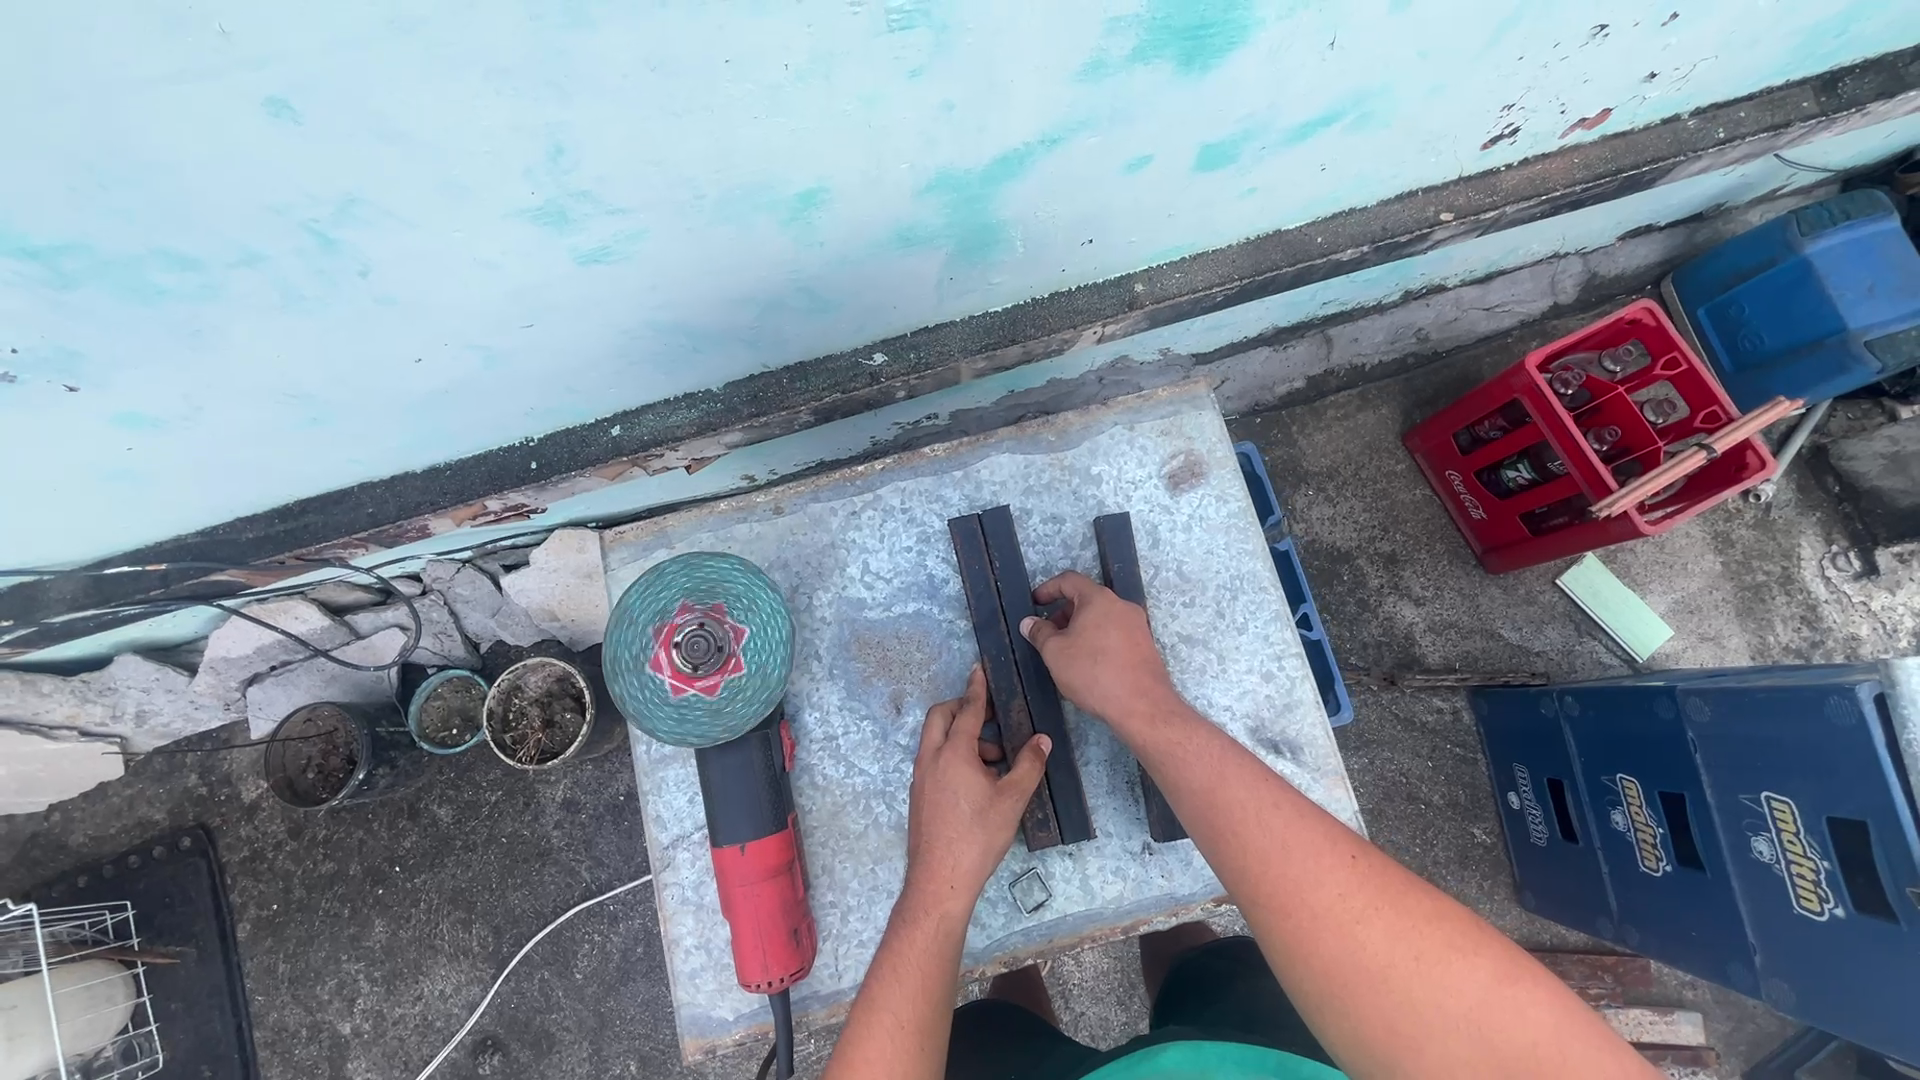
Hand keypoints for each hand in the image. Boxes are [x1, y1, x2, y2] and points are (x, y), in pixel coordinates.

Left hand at [903, 666, 1050, 911]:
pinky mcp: (918, 794)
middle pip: (941, 716)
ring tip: (995, 759)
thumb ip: (1029, 765)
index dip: (977, 689)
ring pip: (936, 739)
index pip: (967, 710)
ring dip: (962, 736)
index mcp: (953, 752)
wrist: (940, 879)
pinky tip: (978, 780)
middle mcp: (931, 758)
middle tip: (991, 716)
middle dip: (964, 708)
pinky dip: (953, 754)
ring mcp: (920, 777)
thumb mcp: (1012, 799)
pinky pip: (934, 759)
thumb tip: (1042, 740)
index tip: (979, 670)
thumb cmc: (978, 836)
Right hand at [1020, 570, 1180, 730]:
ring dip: (1080, 628)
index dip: (1048, 588)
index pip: (1069, 580)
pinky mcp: (1145, 646)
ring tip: (1066, 653)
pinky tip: (1089, 664)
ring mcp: (1137, 625)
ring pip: (1102, 618)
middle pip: (1087, 599)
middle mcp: (1121, 606)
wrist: (1141, 705)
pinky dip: (1098, 640)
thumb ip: (1039, 633)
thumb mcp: (1055, 652)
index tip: (1035, 601)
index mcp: (1098, 598)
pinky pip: (1115, 634)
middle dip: (1063, 613)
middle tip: (1048, 633)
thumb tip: (1030, 622)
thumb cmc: (1094, 673)